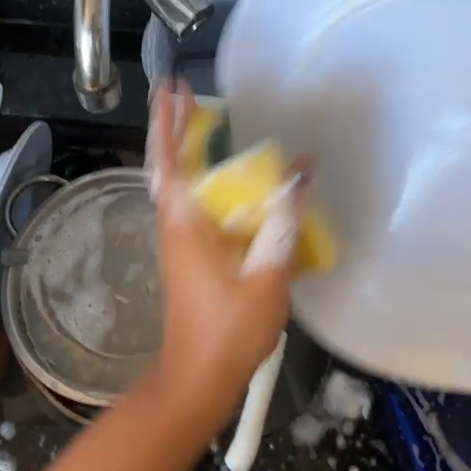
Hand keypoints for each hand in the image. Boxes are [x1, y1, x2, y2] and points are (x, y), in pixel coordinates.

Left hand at [144, 82, 303, 431]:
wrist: (196, 381)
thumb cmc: (227, 332)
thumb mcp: (267, 276)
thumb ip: (284, 222)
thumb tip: (303, 171)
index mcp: (184, 225)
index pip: (168, 161)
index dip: (168, 122)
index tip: (172, 88)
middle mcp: (174, 226)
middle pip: (168, 166)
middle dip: (175, 127)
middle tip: (188, 92)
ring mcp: (178, 242)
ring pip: (177, 184)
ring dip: (187, 150)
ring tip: (205, 122)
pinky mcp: (188, 255)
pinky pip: (192, 204)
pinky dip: (203, 179)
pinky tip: (228, 179)